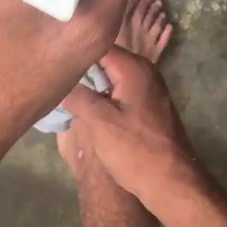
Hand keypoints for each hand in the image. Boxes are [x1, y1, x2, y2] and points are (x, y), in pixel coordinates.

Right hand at [62, 47, 208, 207]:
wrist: (172, 182)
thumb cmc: (136, 151)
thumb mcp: (100, 123)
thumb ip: (78, 96)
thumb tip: (59, 80)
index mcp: (134, 67)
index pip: (98, 45)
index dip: (75, 51)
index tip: (54, 61)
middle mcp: (144, 70)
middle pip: (104, 59)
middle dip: (81, 69)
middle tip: (55, 80)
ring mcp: (148, 87)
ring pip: (111, 76)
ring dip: (91, 85)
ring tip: (65, 93)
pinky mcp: (148, 103)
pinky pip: (120, 89)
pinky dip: (104, 95)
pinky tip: (86, 108)